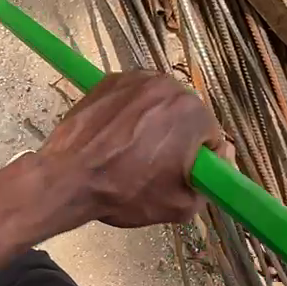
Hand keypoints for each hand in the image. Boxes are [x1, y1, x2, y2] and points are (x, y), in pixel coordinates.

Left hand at [37, 71, 224, 229]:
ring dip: (154, 122)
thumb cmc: (125, 192)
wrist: (68, 177)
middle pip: (185, 115)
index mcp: (193, 113)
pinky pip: (132, 97)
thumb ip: (210, 185)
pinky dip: (130, 112)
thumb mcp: (180, 206)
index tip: (185, 173)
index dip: (201, 159)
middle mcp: (169, 86)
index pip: (212, 137)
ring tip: (133, 150)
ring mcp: (136, 79)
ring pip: (159, 104)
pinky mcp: (109, 80)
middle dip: (178, 138)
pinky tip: (116, 135)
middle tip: (156, 164)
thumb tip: (218, 163)